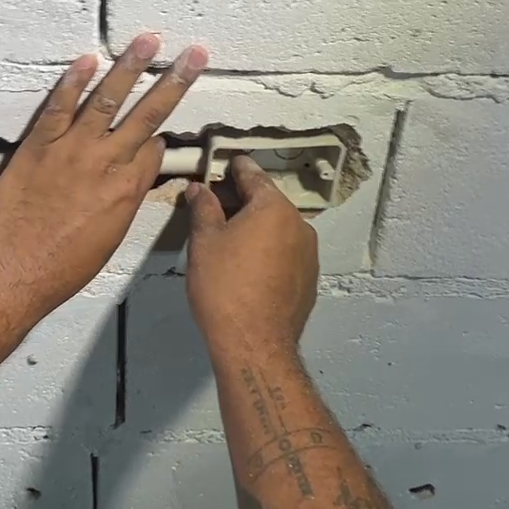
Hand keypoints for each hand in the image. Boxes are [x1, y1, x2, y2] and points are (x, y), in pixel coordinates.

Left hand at [0, 33, 208, 318]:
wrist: (16, 269)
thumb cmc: (66, 265)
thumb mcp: (111, 236)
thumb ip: (124, 198)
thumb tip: (132, 175)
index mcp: (129, 188)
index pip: (154, 148)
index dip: (158, 137)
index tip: (159, 131)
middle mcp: (107, 162)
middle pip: (148, 114)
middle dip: (174, 81)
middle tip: (194, 54)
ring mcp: (73, 148)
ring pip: (107, 99)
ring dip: (129, 66)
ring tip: (148, 39)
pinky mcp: (40, 144)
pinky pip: (59, 106)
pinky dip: (73, 81)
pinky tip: (87, 59)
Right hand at [183, 155, 318, 359]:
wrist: (255, 345)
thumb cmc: (225, 287)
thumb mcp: (204, 242)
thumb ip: (203, 208)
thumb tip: (199, 188)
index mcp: (274, 208)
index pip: (253, 175)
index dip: (235, 168)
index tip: (226, 162)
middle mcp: (299, 224)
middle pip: (267, 201)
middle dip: (242, 199)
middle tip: (216, 201)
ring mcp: (309, 254)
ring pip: (278, 228)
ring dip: (256, 225)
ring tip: (229, 236)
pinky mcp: (309, 279)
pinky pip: (286, 251)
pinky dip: (268, 248)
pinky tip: (248, 264)